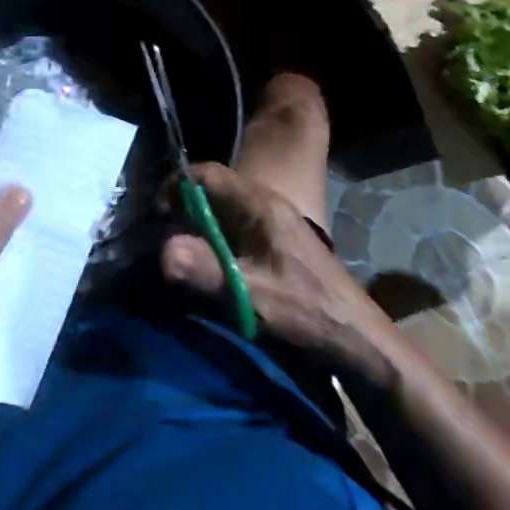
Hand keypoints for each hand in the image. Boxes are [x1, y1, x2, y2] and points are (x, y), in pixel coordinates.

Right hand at [161, 163, 399, 380]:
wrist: (354, 335)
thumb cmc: (305, 310)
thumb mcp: (251, 294)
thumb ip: (207, 272)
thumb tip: (162, 251)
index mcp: (259, 205)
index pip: (207, 174)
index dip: (176, 187)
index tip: (155, 216)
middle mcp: (265, 206)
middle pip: (212, 193)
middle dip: (182, 213)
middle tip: (160, 243)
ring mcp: (272, 225)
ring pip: (222, 214)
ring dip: (197, 232)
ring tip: (177, 261)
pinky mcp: (275, 246)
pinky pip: (234, 233)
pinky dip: (214, 245)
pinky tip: (206, 273)